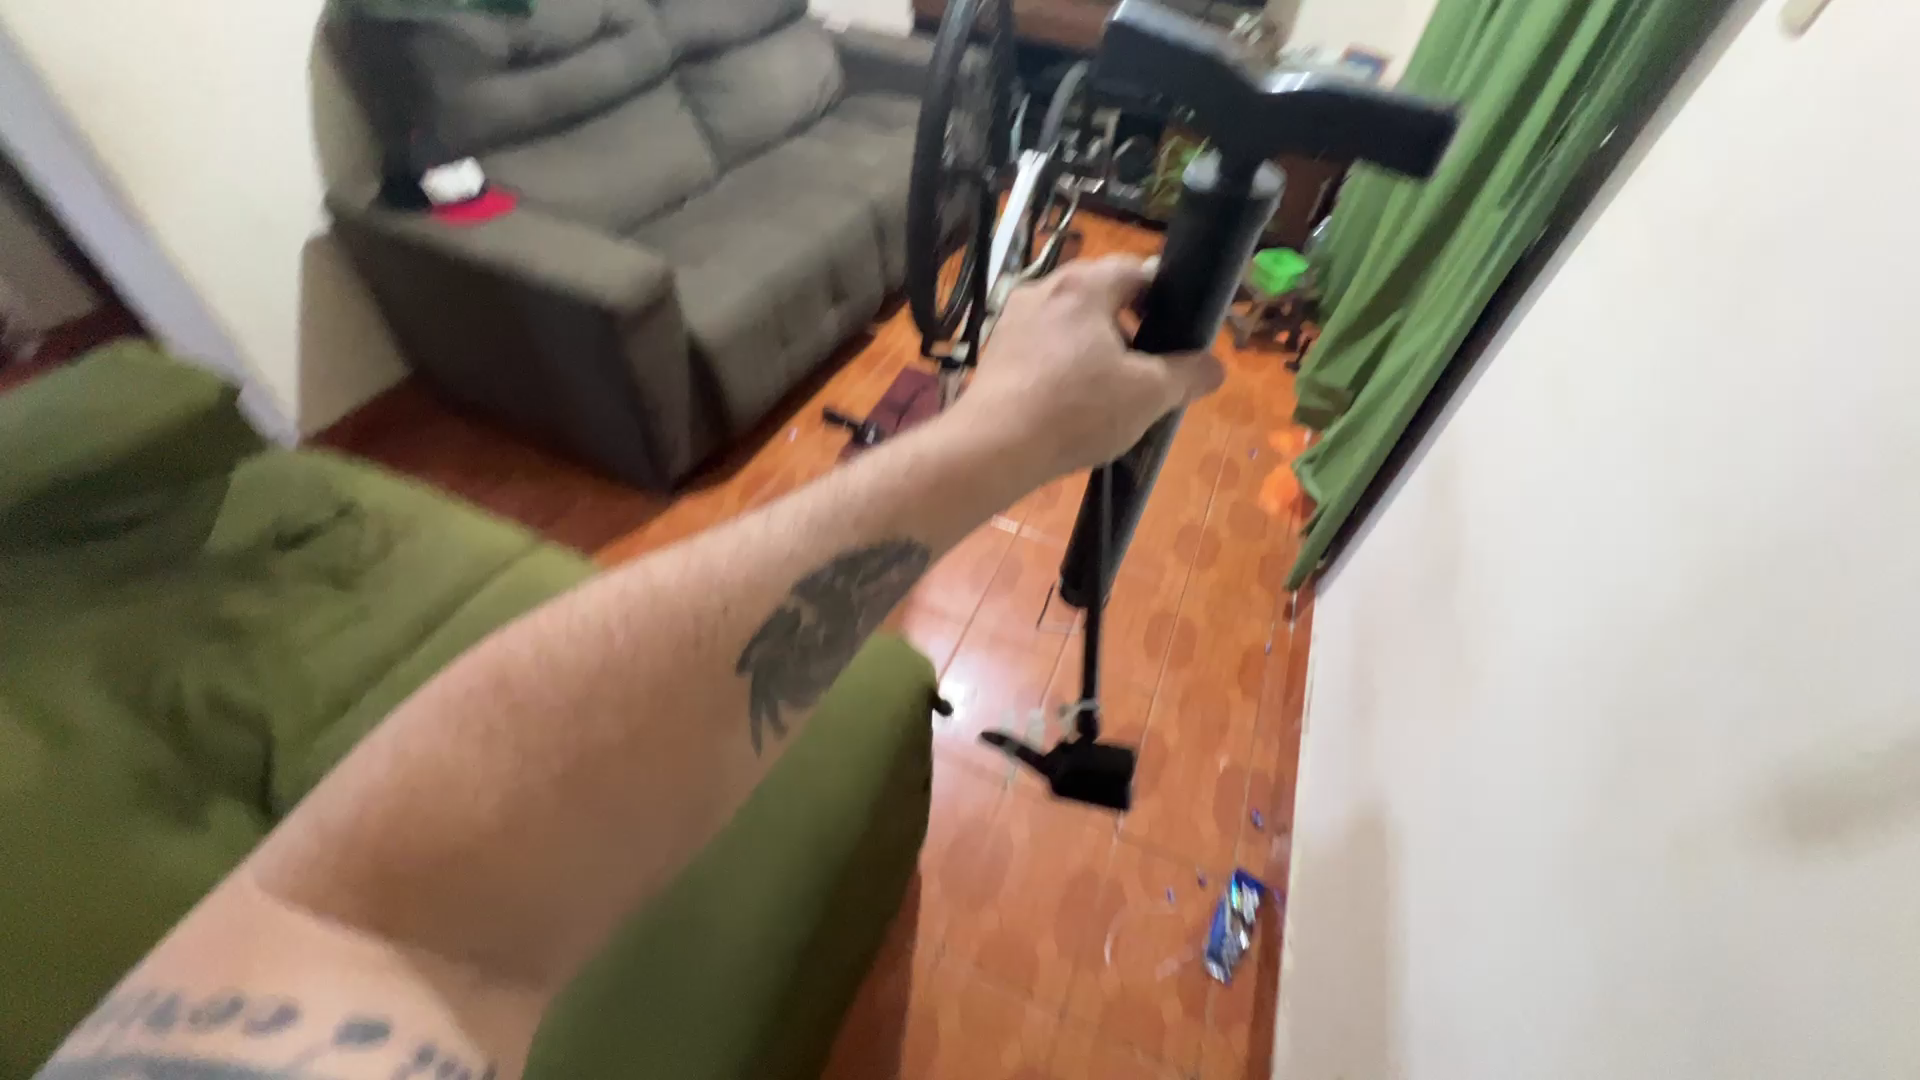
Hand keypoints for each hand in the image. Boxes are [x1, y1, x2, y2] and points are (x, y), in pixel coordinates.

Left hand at [951, 255, 1224, 478]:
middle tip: (1146, 369)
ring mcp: (1012, 321)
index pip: (1137, 270)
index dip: (1165, 298)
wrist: (994, 447)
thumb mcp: (1148, 394)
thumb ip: (1188, 375)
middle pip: (1100, 296)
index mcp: (1083, 285)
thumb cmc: (1077, 410)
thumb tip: (1216, 368)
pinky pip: (1042, 349)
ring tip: (1109, 392)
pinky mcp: (995, 353)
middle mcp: (1043, 289)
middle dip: (1128, 328)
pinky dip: (1063, 367)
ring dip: (1094, 350)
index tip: (1175, 333)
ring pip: (1069, 325)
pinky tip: (1070, 405)